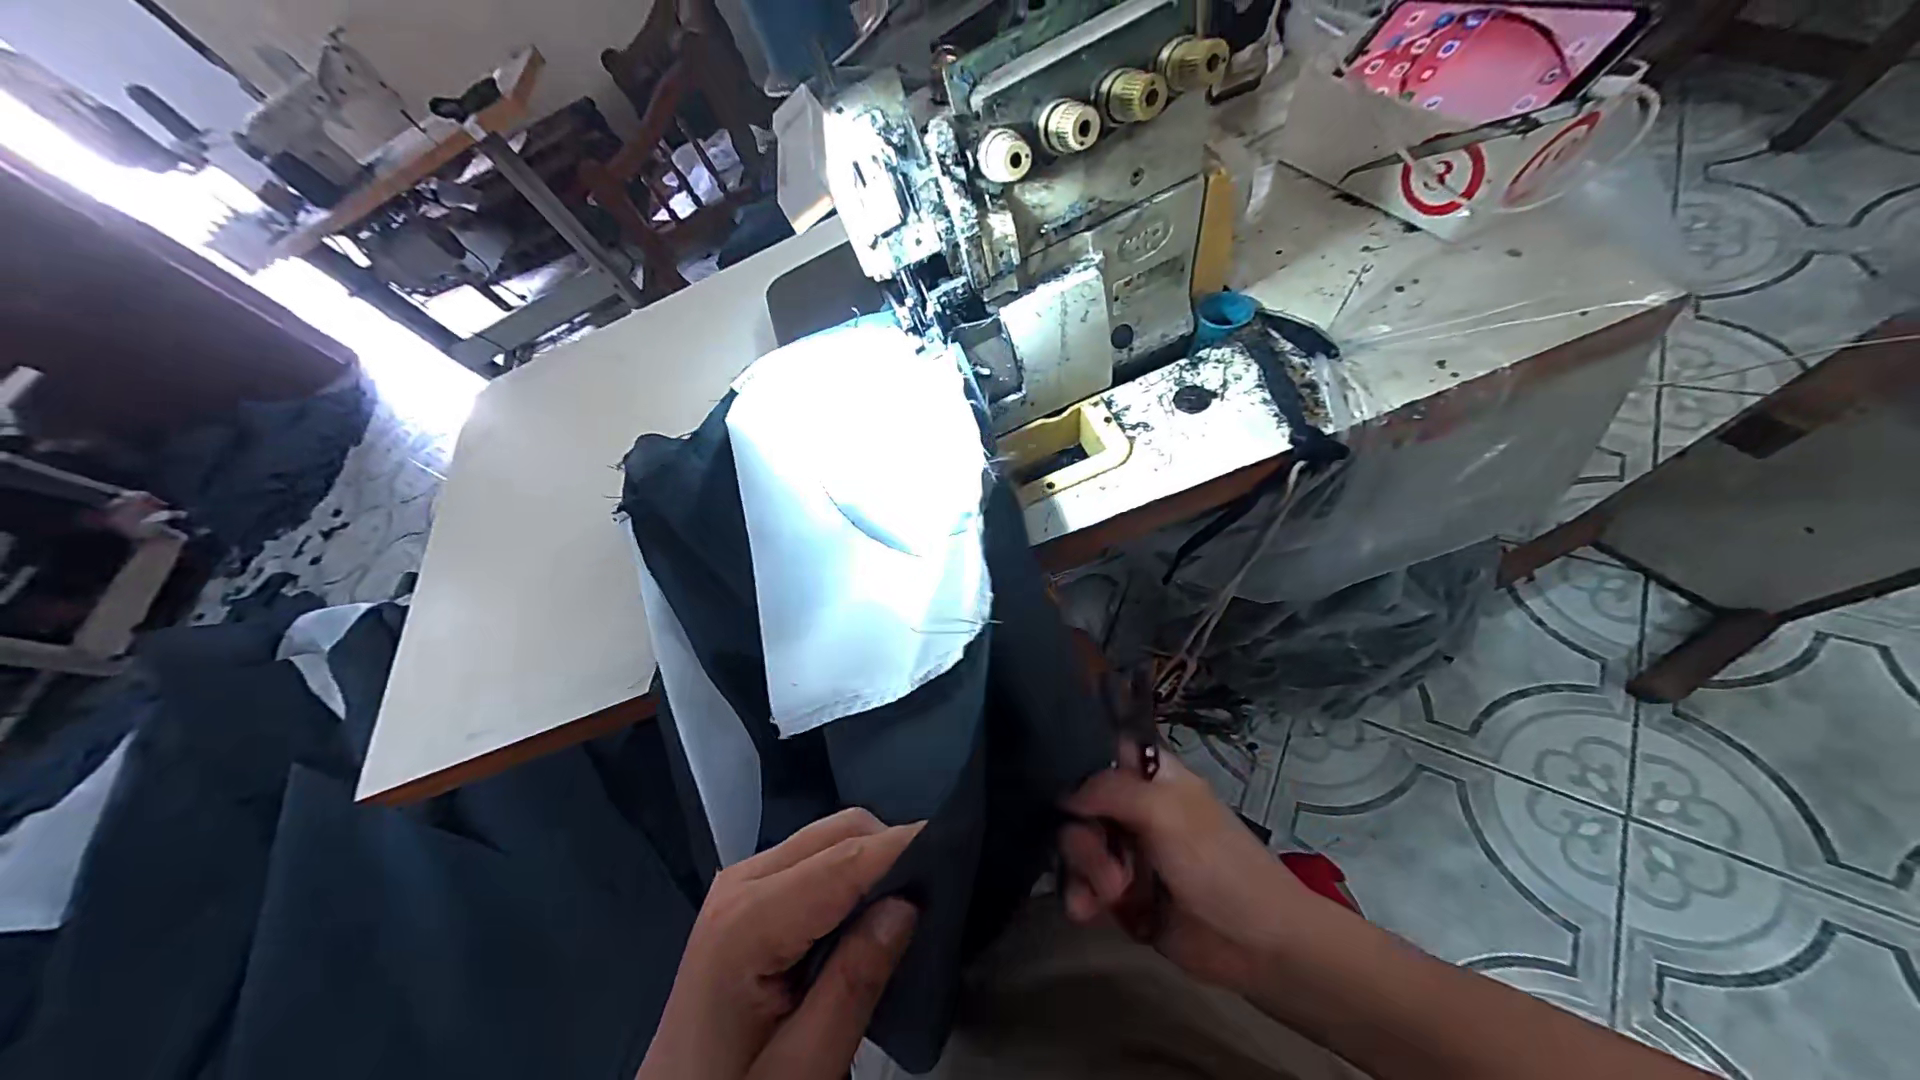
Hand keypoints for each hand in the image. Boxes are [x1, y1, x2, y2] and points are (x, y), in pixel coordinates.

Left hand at [639, 808, 922, 1079]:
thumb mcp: (801, 1070)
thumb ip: (854, 983)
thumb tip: (907, 904)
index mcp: (746, 923)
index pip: (843, 862)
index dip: (904, 847)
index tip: (958, 846)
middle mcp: (740, 882)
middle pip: (837, 832)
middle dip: (892, 849)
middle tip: (936, 892)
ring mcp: (741, 881)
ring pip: (829, 836)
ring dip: (874, 858)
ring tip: (909, 903)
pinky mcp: (749, 891)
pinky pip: (815, 856)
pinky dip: (853, 869)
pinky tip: (869, 910)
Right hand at [1058, 747, 1319, 994]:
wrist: (1257, 946)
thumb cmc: (1218, 864)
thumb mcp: (1165, 812)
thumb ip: (1109, 790)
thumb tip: (1064, 796)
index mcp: (1152, 776)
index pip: (1101, 752)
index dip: (1077, 766)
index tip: (1067, 792)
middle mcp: (1135, 807)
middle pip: (1080, 803)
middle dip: (1084, 835)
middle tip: (1105, 862)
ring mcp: (1127, 850)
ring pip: (1078, 844)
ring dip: (1083, 869)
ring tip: (1109, 895)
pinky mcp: (1121, 892)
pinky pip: (1083, 883)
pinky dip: (1081, 895)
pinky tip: (1085, 911)